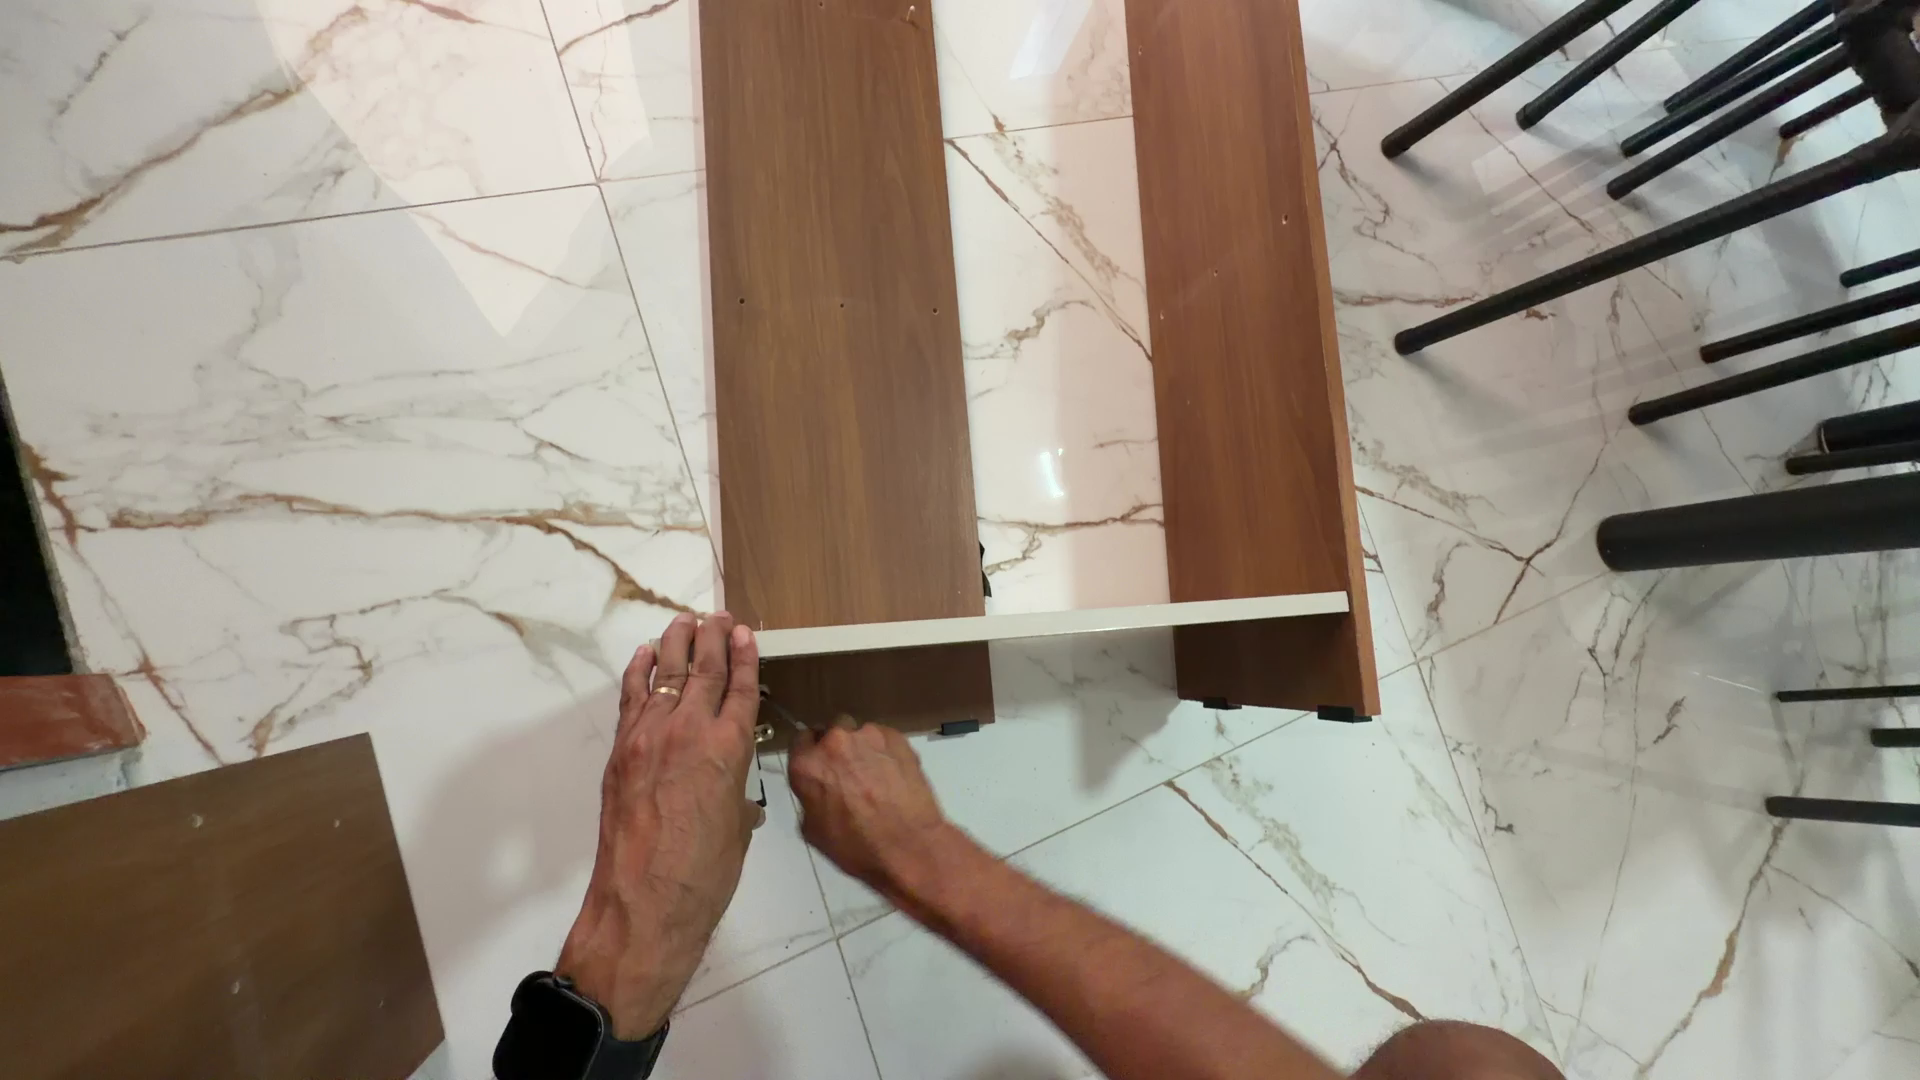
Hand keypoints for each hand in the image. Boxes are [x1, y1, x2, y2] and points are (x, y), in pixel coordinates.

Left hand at [557, 612, 762, 1038]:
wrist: (643, 907)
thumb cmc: (706, 873)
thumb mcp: (739, 824)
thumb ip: (736, 788)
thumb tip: (731, 783)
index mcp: (730, 747)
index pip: (741, 686)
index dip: (745, 655)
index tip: (744, 630)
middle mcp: (691, 730)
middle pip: (704, 670)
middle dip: (713, 637)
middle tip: (718, 614)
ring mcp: (650, 737)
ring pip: (667, 675)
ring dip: (677, 643)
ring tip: (686, 620)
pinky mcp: (621, 752)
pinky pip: (633, 699)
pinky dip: (641, 672)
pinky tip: (647, 655)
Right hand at [788, 718, 966, 907]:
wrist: (909, 847)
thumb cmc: (856, 848)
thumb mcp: (814, 830)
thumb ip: (810, 795)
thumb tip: (819, 786)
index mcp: (808, 765)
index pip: (800, 740)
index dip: (810, 752)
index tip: (820, 765)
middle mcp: (835, 741)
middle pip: (831, 731)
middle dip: (837, 748)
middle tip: (849, 773)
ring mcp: (869, 735)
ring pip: (859, 733)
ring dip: (862, 749)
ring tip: (876, 776)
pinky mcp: (897, 737)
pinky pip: (884, 738)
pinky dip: (885, 752)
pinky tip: (894, 775)